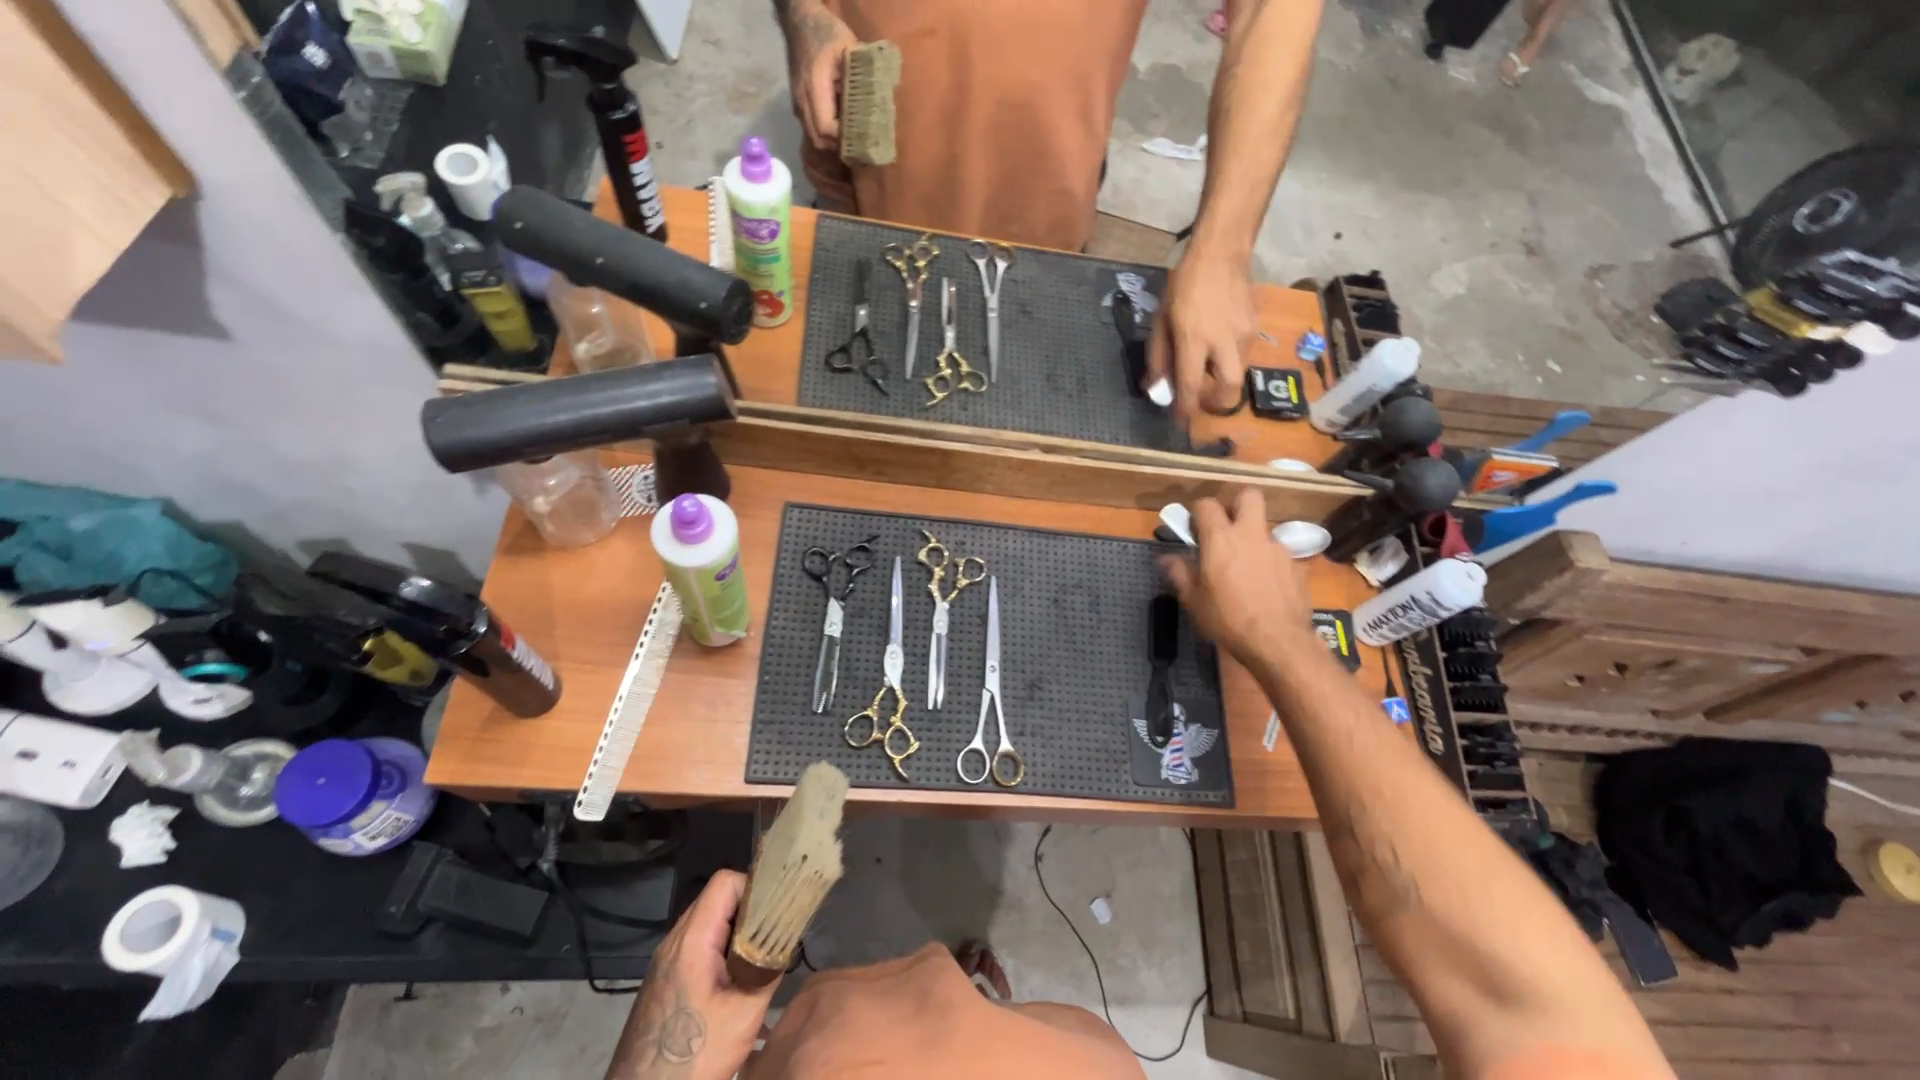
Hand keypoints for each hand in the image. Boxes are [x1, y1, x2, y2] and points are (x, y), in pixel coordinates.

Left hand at [604, 870, 774, 1079]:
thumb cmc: (695, 1055)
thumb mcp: (745, 1013)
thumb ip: (768, 968)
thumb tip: (786, 942)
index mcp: (692, 940)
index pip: (725, 882)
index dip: (756, 888)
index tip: (779, 913)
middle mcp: (674, 942)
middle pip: (717, 900)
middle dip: (751, 912)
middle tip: (776, 939)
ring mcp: (665, 962)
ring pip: (708, 925)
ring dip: (737, 936)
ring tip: (761, 963)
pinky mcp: (665, 980)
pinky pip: (698, 948)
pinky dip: (722, 954)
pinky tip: (738, 985)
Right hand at [781, 2, 857, 150]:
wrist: (801, 22)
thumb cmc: (826, 32)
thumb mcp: (848, 47)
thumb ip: (862, 74)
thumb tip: (881, 100)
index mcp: (813, 87)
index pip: (826, 128)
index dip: (844, 138)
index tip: (863, 136)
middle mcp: (802, 101)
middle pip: (819, 140)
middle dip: (840, 147)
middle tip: (862, 145)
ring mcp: (798, 104)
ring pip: (814, 137)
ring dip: (834, 143)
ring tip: (854, 140)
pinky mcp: (801, 105)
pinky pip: (813, 128)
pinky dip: (828, 134)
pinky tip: (844, 129)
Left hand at [1145, 246, 1257, 425]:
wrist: (1221, 253)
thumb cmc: (1183, 285)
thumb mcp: (1161, 320)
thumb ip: (1158, 357)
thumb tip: (1155, 388)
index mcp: (1194, 339)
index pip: (1192, 385)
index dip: (1186, 408)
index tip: (1180, 422)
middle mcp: (1223, 341)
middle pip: (1230, 389)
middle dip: (1218, 403)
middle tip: (1203, 402)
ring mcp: (1244, 334)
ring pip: (1238, 372)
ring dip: (1222, 379)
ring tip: (1206, 368)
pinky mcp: (1257, 326)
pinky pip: (1244, 354)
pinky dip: (1230, 360)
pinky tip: (1218, 347)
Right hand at [1159, 489, 1312, 663]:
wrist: (1277, 640)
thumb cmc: (1227, 619)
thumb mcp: (1194, 600)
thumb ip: (1179, 574)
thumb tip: (1165, 559)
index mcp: (1220, 539)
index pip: (1207, 504)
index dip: (1199, 511)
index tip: (1195, 527)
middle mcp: (1251, 535)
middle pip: (1248, 496)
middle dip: (1236, 504)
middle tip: (1227, 527)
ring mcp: (1278, 548)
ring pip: (1265, 529)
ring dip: (1254, 540)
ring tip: (1246, 568)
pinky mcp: (1297, 566)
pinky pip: (1280, 556)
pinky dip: (1271, 564)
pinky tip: (1267, 588)